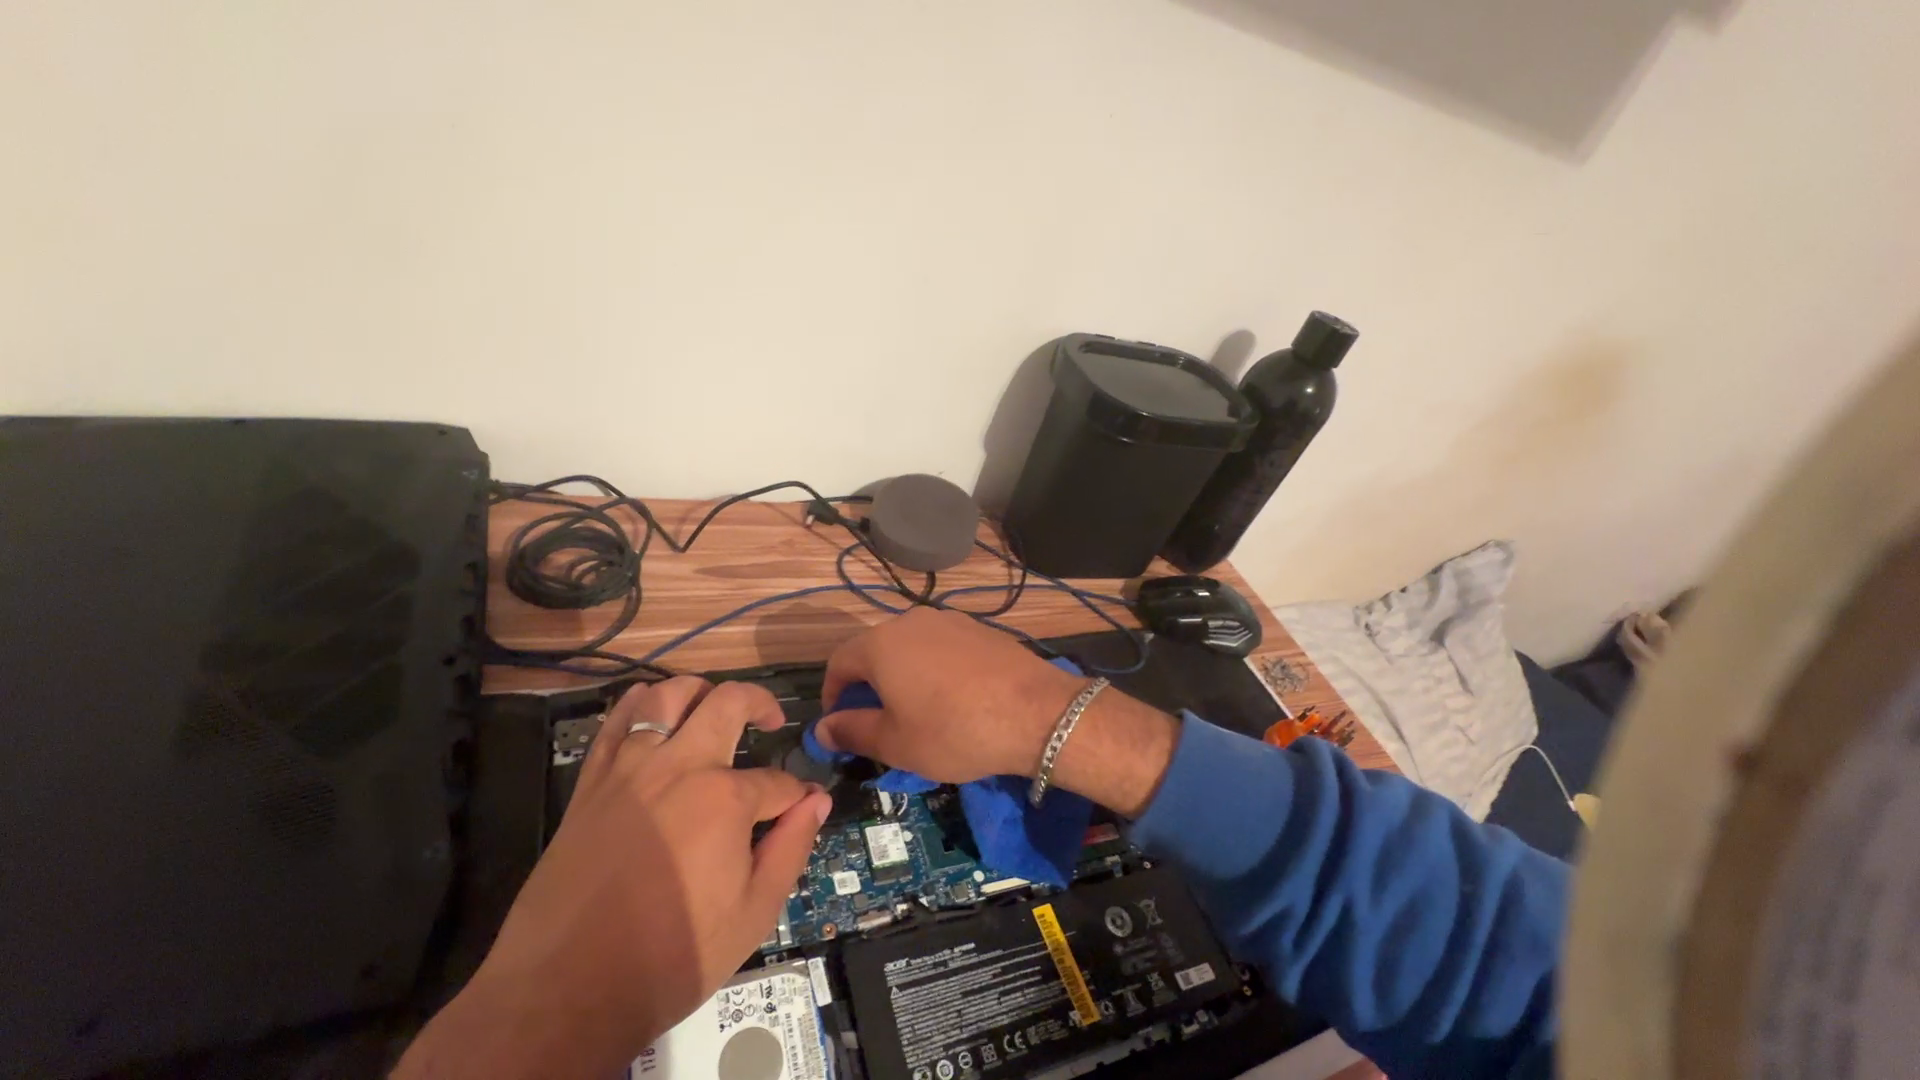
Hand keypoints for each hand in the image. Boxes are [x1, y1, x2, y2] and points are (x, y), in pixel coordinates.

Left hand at [395, 678, 831, 1078]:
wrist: (567, 989)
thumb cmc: (673, 956)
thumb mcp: (754, 913)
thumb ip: (790, 848)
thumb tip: (817, 802)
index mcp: (725, 799)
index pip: (777, 783)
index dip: (797, 796)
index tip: (804, 809)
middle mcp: (679, 767)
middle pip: (727, 704)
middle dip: (759, 704)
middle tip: (771, 720)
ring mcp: (629, 770)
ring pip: (666, 696)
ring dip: (698, 690)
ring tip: (712, 704)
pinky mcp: (590, 784)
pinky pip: (614, 724)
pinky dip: (638, 706)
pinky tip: (652, 712)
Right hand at [816, 608, 1181, 816]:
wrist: (1036, 713)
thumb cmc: (955, 731)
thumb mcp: (896, 743)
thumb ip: (853, 731)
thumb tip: (823, 728)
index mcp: (882, 644)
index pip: (839, 662)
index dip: (832, 694)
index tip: (838, 724)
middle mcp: (912, 621)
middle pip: (875, 650)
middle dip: (869, 685)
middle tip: (878, 721)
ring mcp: (950, 620)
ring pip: (911, 647)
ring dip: (904, 676)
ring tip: (917, 711)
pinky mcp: (981, 629)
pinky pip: (943, 647)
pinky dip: (935, 670)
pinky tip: (954, 699)